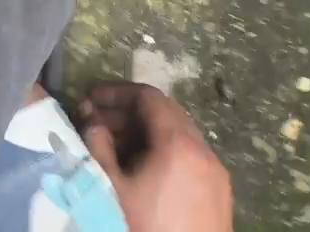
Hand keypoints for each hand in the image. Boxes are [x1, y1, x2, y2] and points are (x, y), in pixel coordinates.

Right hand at [79, 83, 232, 231]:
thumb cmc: (144, 228)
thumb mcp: (109, 185)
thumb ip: (97, 143)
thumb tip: (93, 123)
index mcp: (180, 145)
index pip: (147, 97)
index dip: (115, 92)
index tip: (89, 100)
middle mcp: (205, 152)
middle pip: (164, 112)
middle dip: (126, 112)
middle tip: (96, 122)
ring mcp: (216, 176)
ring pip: (177, 135)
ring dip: (143, 131)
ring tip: (113, 147)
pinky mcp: (219, 197)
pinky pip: (189, 157)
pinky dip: (162, 151)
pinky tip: (139, 170)